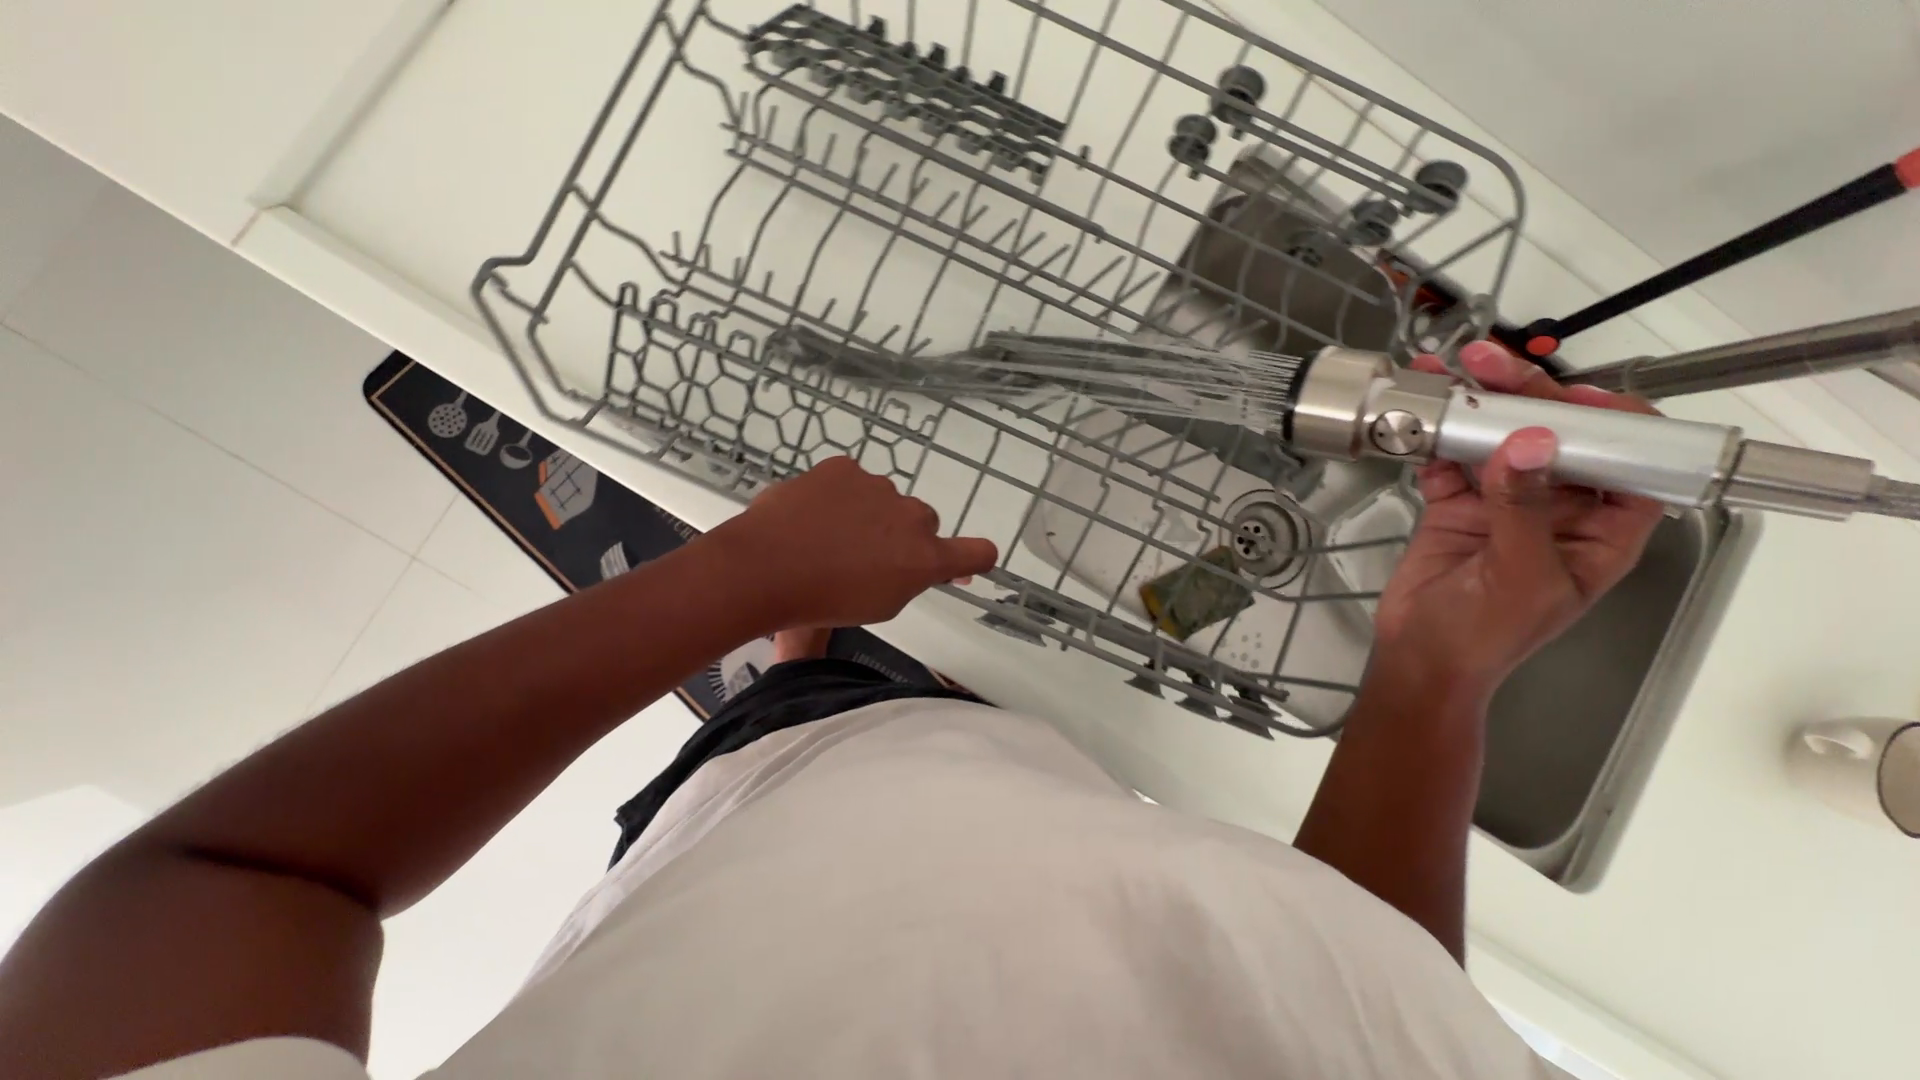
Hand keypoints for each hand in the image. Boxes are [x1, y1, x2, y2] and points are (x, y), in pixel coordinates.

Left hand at [712, 457, 998, 628]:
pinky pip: (852, 481)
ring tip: (828, 538)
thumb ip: (906, 582)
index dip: (974, 558)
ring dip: (869, 514)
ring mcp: (877, 486)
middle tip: (865, 558)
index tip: (964, 564)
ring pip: (884, 500)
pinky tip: (813, 514)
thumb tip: (915, 568)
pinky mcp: (843, 467)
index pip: (976, 552)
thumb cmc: (823, 602)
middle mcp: (911, 517)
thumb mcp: (878, 605)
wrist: (764, 568)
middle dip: (902, 537)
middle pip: (921, 523)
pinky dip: (841, 494)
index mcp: (924, 558)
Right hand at [1372, 341, 1664, 700]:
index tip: (1578, 395)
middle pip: (1556, 439)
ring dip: (1478, 409)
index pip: (1630, 464)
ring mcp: (1504, 504)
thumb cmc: (1485, 634)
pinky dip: (1437, 439)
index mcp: (1600, 531)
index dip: (1617, 424)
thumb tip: (1534, 441)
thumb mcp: (1519, 575)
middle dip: (1528, 398)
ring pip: (1501, 442)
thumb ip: (1525, 508)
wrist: (1416, 657)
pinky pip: (1453, 461)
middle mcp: (1558, 509)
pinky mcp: (1457, 505)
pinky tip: (1422, 421)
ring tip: (1449, 375)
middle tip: (1489, 364)